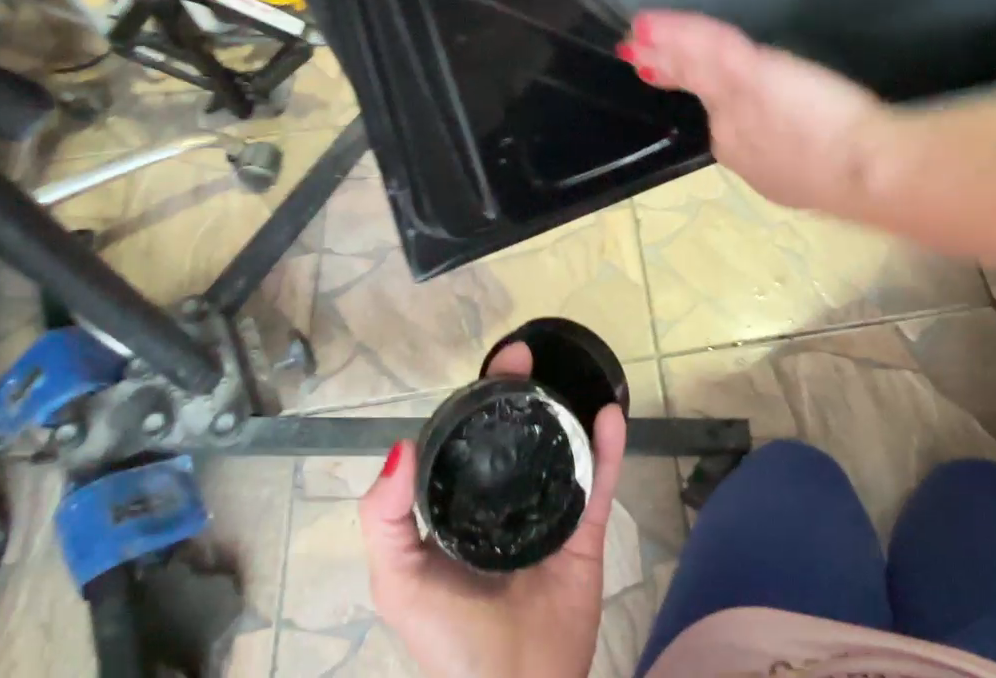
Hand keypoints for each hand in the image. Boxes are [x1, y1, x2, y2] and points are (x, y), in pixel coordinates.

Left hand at [359, 342, 627, 677]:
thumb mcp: (399, 580)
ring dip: (565, 410)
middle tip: (524, 357)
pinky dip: (608, 448)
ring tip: (564, 374)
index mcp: (461, 511)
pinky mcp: (586, 533)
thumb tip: (400, 446)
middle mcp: (505, 505)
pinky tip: (610, 414)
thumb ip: (385, 518)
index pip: (468, 444)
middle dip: (519, 392)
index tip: (485, 370)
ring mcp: (549, 516)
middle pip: (516, 438)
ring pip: (561, 452)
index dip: (474, 403)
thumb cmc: (450, 639)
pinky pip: (598, 483)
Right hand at [618, 10, 890, 214]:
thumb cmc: (853, 173)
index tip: (679, 82)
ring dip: (662, 46)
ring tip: (635, 34)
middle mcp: (731, 130)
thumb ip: (786, 156)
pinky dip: (677, 33)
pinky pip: (706, 46)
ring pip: (695, 65)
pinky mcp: (748, 73)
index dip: (701, 99)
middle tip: (637, 55)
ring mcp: (736, 101)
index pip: (719, 118)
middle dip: (664, 70)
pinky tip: (651, 22)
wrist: (861, 171)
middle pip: (697, 89)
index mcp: (747, 155)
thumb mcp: (806, 176)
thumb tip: (784, 144)